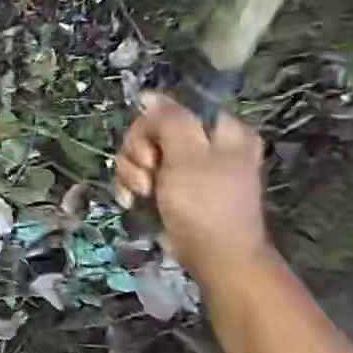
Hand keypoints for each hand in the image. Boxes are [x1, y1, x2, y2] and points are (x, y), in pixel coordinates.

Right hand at [114, 91, 268, 278]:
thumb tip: (149, 95)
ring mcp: (183, 168)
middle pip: (150, 129)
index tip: (153, 144)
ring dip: (131, 171)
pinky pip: (137, 174)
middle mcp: (203, 145)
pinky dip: (130, 186)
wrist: (212, 257)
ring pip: (138, 152)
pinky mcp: (167, 187)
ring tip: (143, 192)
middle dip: (138, 151)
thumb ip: (170, 120)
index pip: (174, 107)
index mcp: (221, 131)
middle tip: (149, 170)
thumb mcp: (189, 155)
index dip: (154, 123)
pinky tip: (133, 200)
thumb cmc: (206, 204)